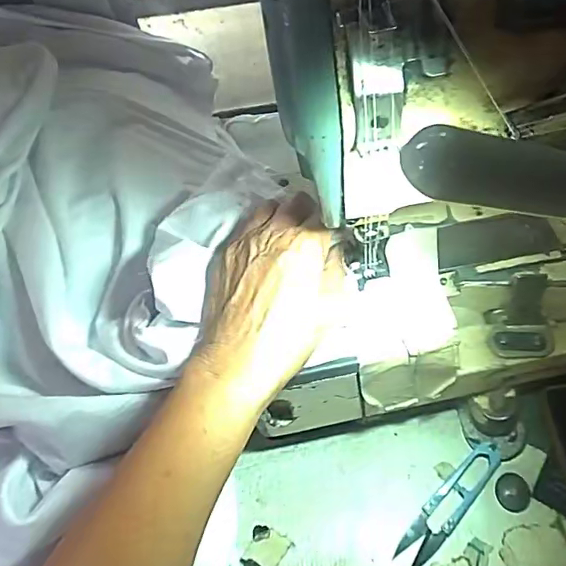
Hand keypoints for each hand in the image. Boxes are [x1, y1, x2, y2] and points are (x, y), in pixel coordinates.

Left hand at [190, 194, 346, 407]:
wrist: (236, 361)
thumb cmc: (279, 343)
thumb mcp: (332, 310)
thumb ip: (338, 271)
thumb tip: (337, 257)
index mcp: (305, 245)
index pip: (329, 217)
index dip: (337, 226)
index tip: (338, 236)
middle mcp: (274, 235)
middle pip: (298, 203)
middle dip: (312, 213)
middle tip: (317, 228)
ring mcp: (247, 241)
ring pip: (270, 207)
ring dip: (284, 214)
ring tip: (291, 231)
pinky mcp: (227, 253)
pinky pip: (247, 225)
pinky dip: (260, 227)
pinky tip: (266, 245)